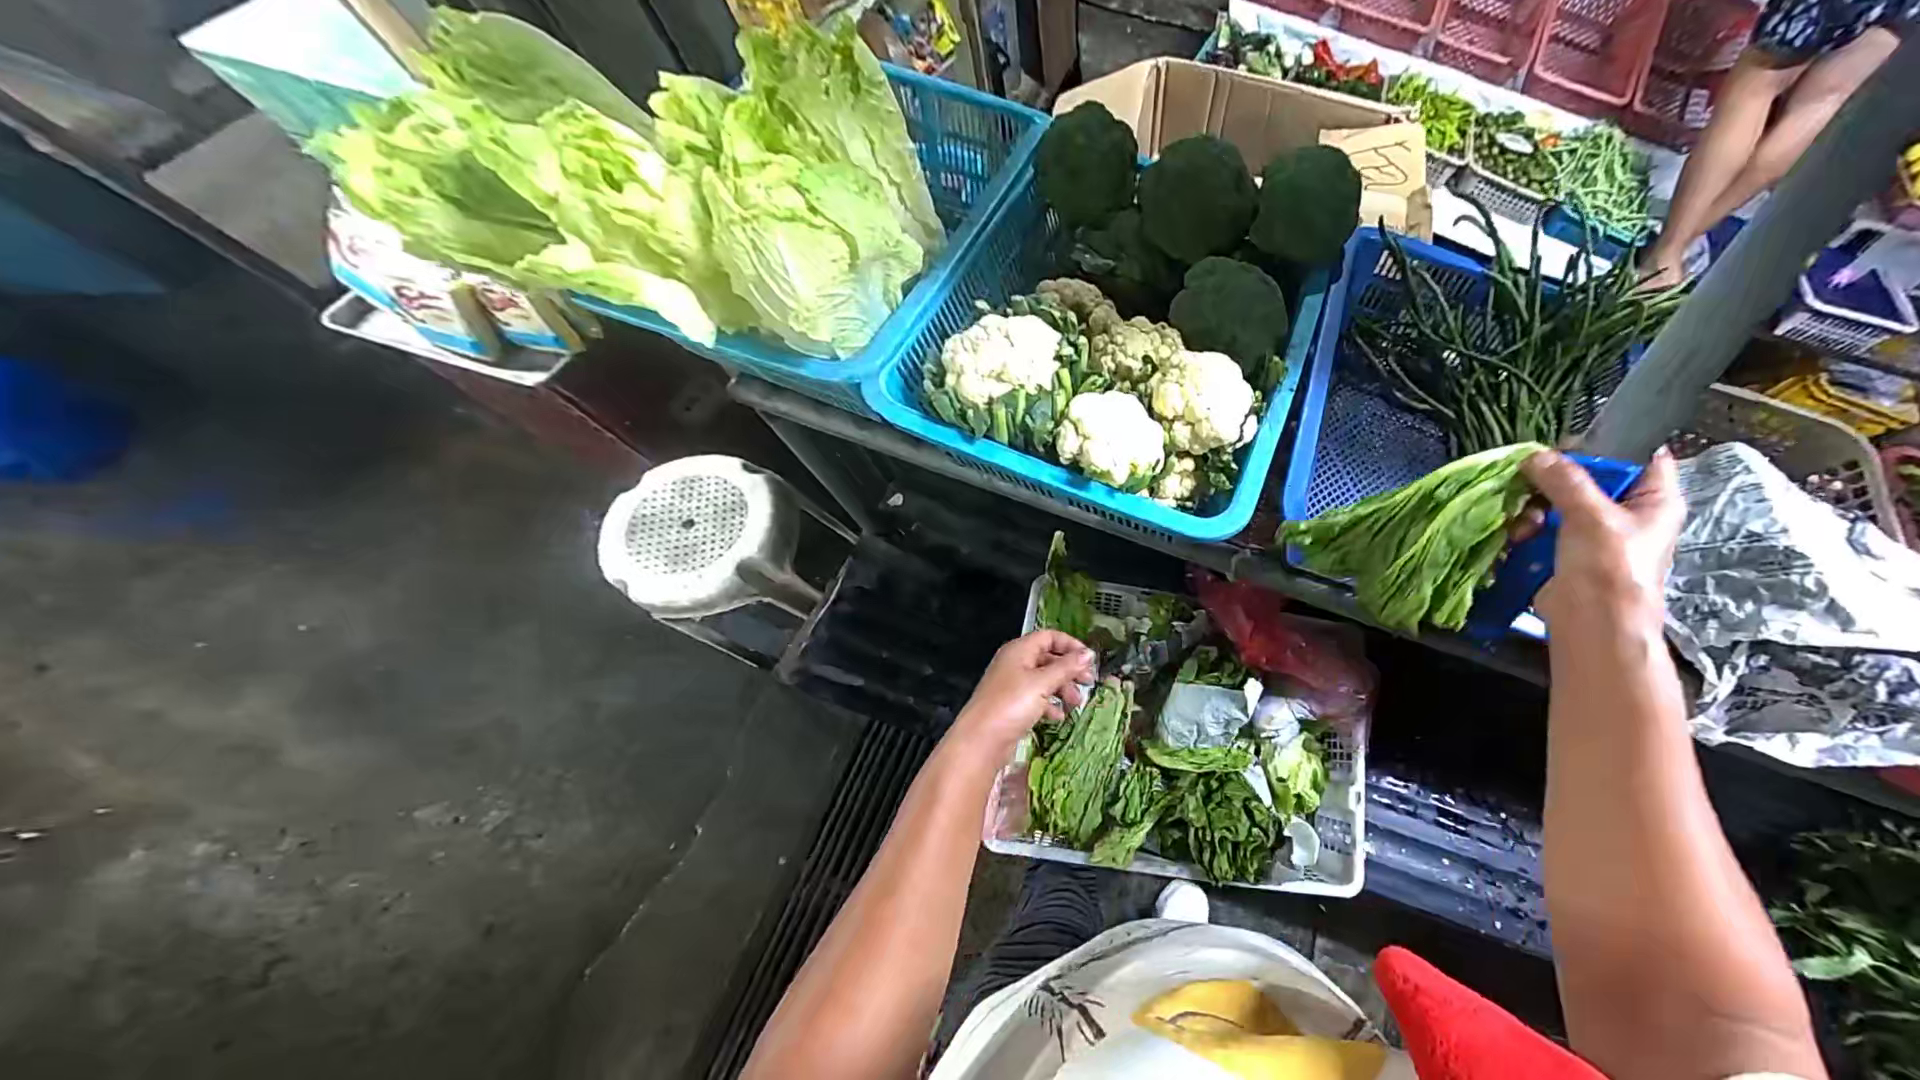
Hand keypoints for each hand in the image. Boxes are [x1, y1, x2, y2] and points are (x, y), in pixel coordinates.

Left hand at [952, 630, 1095, 752]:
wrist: (982, 739)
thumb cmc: (1011, 704)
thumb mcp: (1043, 682)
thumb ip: (1066, 667)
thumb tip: (1088, 654)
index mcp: (1019, 650)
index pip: (1049, 637)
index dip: (1070, 645)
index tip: (1089, 660)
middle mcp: (1015, 663)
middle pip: (1048, 659)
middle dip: (1069, 670)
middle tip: (1088, 683)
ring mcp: (1012, 685)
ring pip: (1044, 680)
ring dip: (1062, 689)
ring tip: (1075, 704)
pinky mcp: (1012, 705)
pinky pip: (1036, 699)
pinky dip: (1049, 705)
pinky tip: (1057, 717)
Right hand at [1521, 446, 1685, 634]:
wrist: (1592, 619)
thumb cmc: (1609, 565)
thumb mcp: (1590, 515)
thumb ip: (1564, 481)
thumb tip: (1535, 455)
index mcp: (1654, 500)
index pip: (1639, 458)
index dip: (1606, 449)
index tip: (1565, 448)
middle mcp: (1627, 513)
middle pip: (1586, 481)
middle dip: (1552, 485)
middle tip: (1531, 485)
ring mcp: (1594, 534)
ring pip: (1557, 504)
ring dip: (1534, 510)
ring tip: (1525, 523)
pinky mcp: (1566, 551)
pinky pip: (1543, 528)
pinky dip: (1528, 530)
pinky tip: (1519, 537)